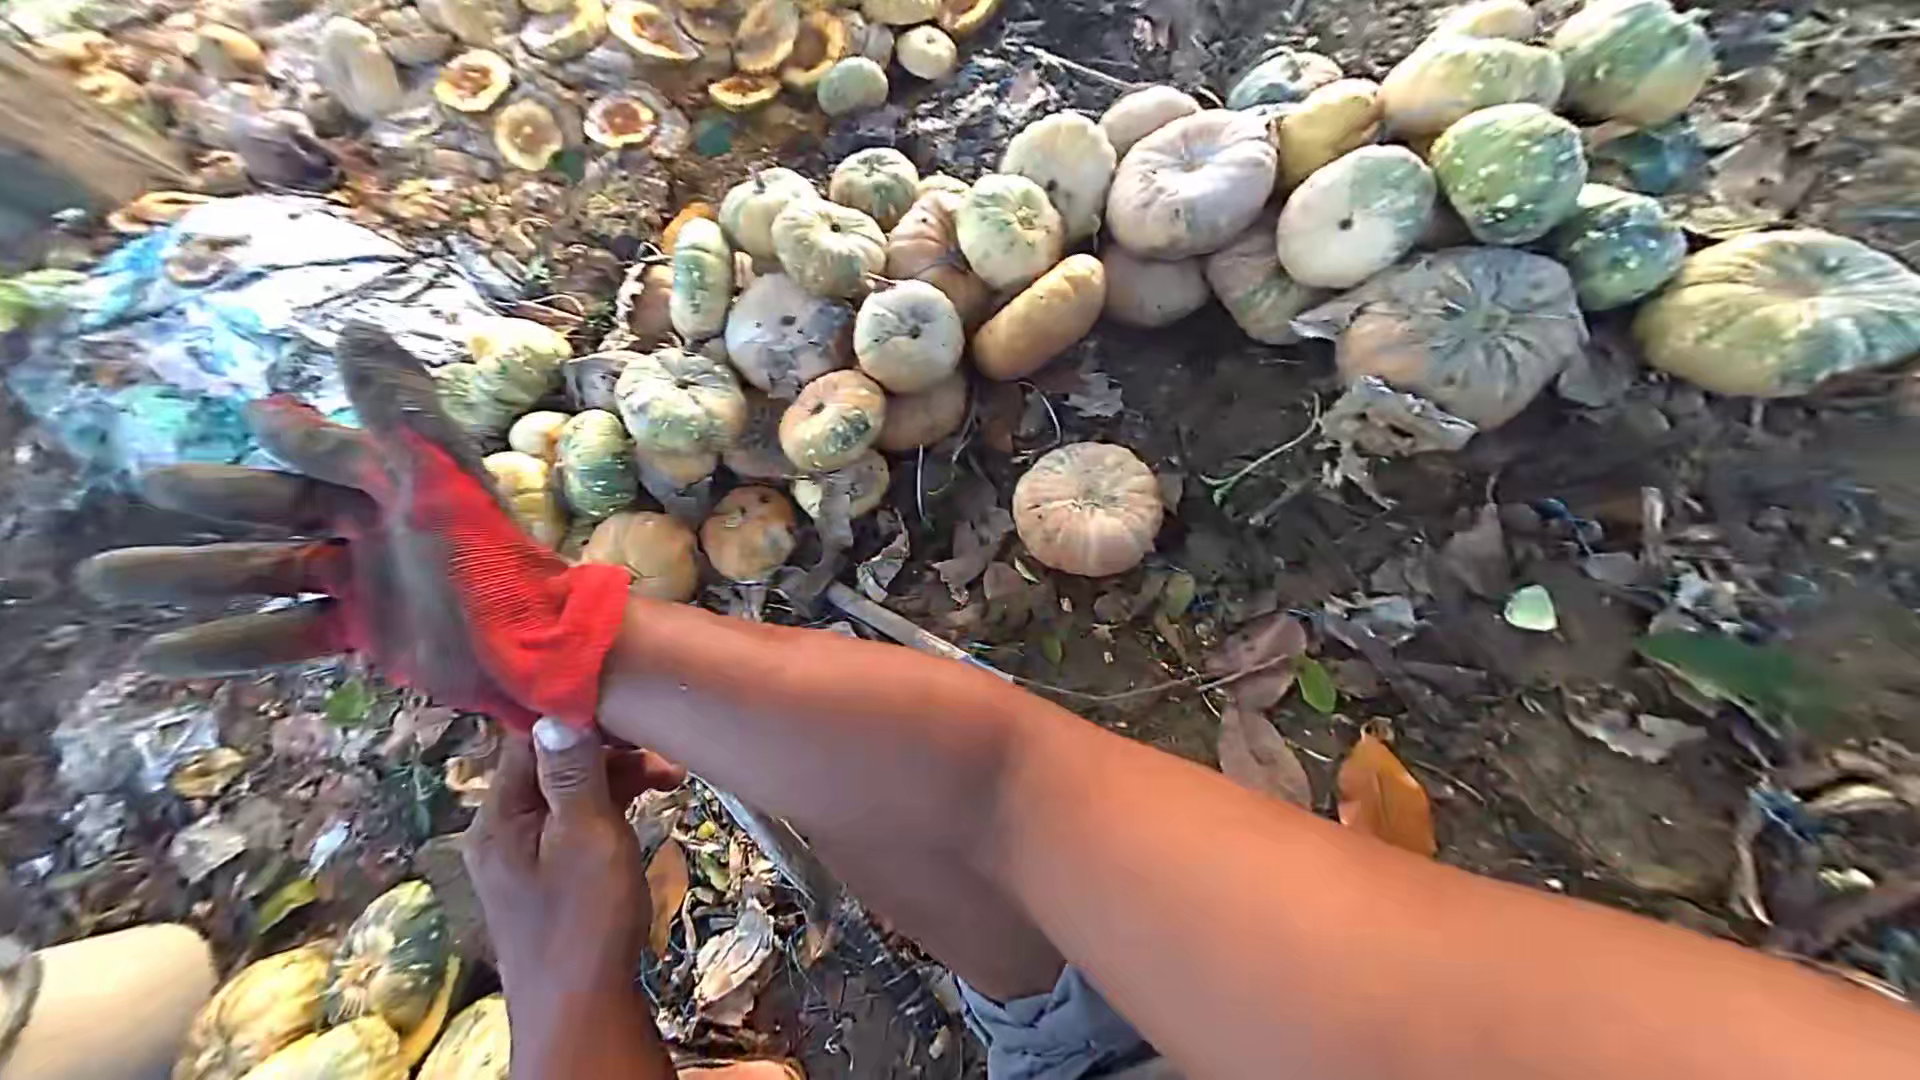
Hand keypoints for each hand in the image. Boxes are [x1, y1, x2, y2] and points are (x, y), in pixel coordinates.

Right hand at [75, 323, 631, 729]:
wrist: (522, 642)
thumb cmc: (480, 555)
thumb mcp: (437, 474)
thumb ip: (397, 408)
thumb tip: (358, 329)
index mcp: (402, 486)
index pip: (338, 452)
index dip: (298, 432)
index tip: (258, 410)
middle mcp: (386, 530)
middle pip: (292, 507)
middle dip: (225, 495)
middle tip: (152, 482)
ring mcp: (378, 583)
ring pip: (273, 572)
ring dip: (196, 573)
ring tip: (102, 576)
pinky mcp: (375, 634)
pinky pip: (290, 635)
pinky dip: (231, 643)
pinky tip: (157, 654)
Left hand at [464, 720, 683, 1077]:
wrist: (583, 1008)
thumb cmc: (585, 917)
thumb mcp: (587, 837)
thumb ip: (573, 775)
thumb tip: (556, 710)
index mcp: (500, 816)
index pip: (528, 739)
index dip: (573, 712)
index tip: (624, 696)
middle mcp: (506, 824)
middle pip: (556, 759)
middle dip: (611, 745)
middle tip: (663, 743)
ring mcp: (530, 845)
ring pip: (576, 784)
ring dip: (622, 771)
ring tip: (673, 774)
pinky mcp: (555, 862)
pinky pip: (583, 811)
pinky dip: (617, 798)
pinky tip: (655, 795)